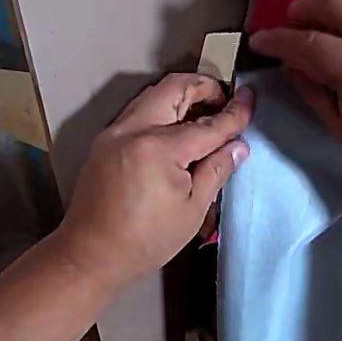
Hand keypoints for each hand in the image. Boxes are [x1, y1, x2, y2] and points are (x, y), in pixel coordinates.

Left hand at [51, 73, 252, 288]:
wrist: (90, 254)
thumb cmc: (146, 240)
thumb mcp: (192, 210)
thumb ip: (216, 170)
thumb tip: (238, 144)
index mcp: (158, 148)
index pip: (207, 124)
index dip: (235, 112)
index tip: (251, 98)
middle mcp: (133, 129)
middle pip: (173, 87)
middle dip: (203, 87)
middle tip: (224, 101)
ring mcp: (114, 132)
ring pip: (152, 95)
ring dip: (180, 95)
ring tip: (203, 113)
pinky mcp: (104, 141)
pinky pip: (137, 111)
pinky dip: (160, 109)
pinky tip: (175, 129)